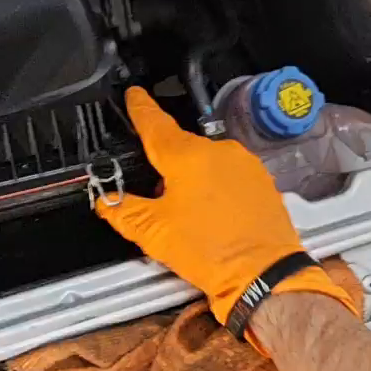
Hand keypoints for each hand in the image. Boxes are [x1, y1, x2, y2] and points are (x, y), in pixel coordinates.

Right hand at [95, 87, 359, 330]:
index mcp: (187, 156)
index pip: (155, 123)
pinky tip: (213, 217)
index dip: (140, 108)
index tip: (135, 95)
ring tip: (188, 215)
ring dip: (193, 179)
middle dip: (166, 165)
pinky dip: (216, 189)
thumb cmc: (210, 251)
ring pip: (206, 162)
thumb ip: (123, 210)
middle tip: (156, 194)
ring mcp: (244, 164)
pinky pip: (229, 176)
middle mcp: (218, 151)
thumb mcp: (154, 232)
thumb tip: (107, 201)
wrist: (263, 274)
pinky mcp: (262, 181)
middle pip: (181, 148)